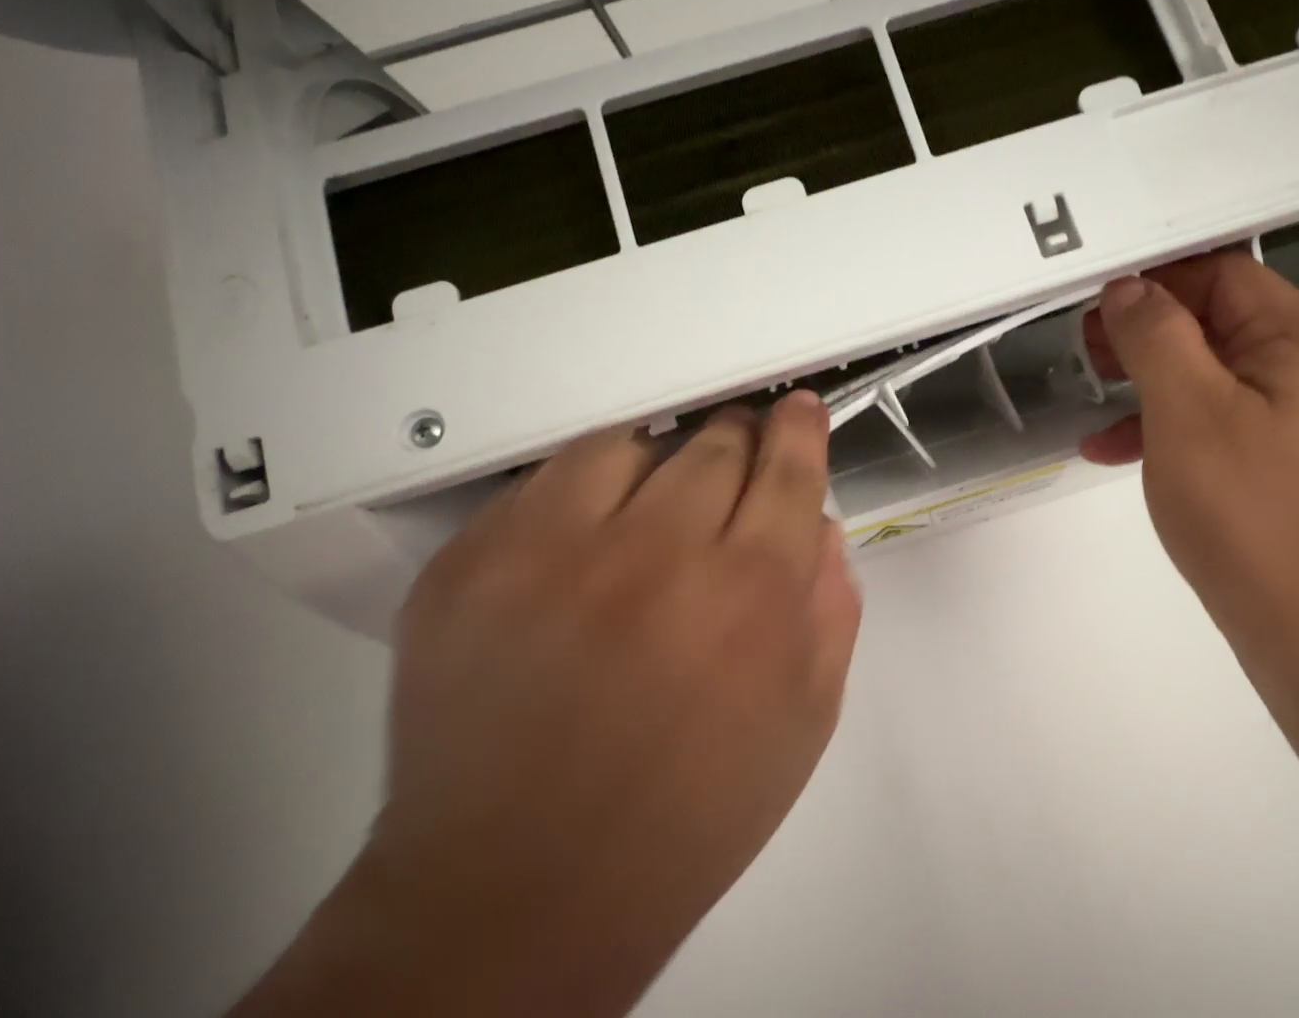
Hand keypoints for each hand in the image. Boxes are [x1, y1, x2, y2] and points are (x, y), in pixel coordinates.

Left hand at [235, 392, 861, 1016]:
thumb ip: (830, 611)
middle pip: (714, 441)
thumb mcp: (804, 723)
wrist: (525, 887)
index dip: (799, 430)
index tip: (797, 411)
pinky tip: (581, 540)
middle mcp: (657, 551)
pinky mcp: (468, 565)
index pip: (789, 467)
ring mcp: (551, 550)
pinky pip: (538, 484)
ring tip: (655, 496)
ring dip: (657, 458)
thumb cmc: (689, 816)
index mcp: (752, 592)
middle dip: (737, 443)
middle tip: (732, 468)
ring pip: (624, 444)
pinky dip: (575, 494)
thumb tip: (819, 529)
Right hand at [1082, 252, 1298, 660]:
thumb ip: (1155, 336)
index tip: (1097, 311)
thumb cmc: (1244, 510)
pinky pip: (1228, 420)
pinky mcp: (1295, 459)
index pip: (1224, 276)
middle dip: (1148, 334)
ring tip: (1096, 400)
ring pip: (1219, 374)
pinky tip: (1116, 452)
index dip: (1155, 283)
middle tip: (1088, 353)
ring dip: (1153, 382)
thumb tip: (1128, 289)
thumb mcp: (1186, 411)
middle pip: (1222, 323)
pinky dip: (1176, 426)